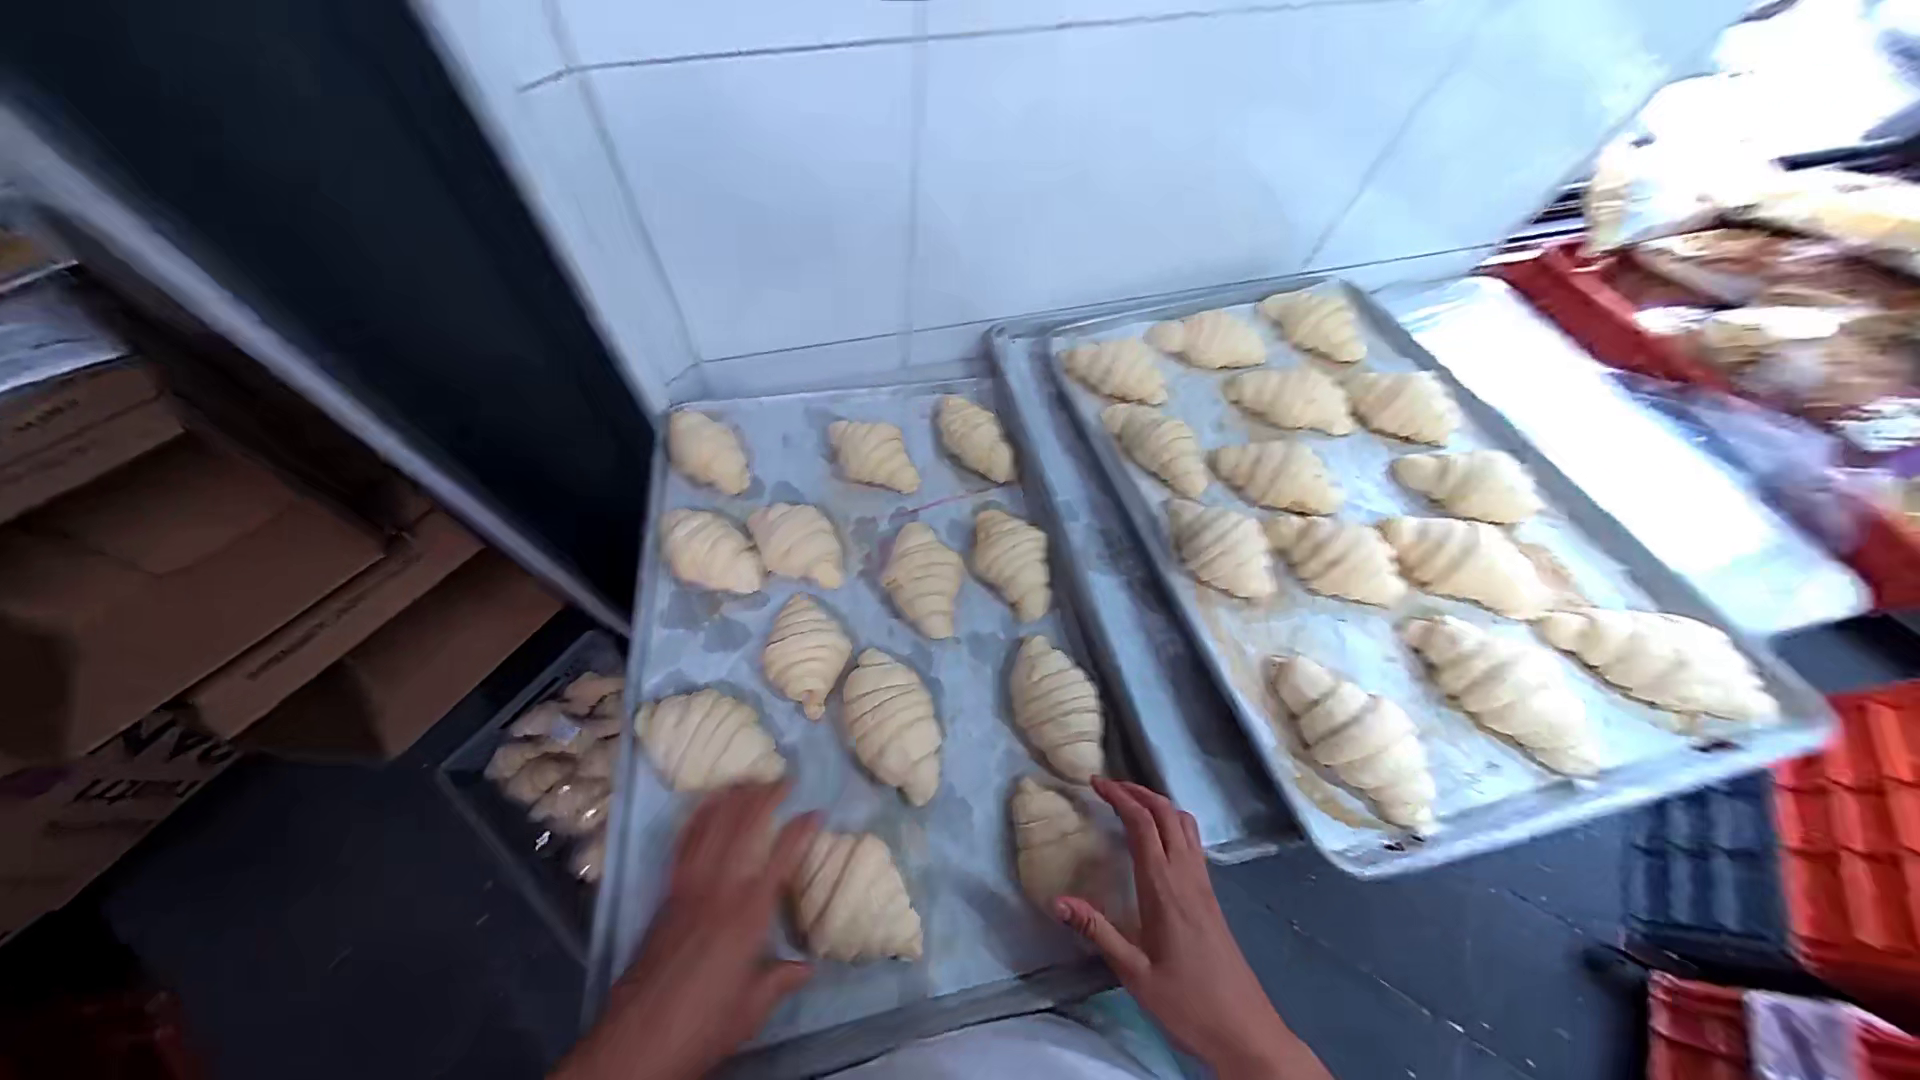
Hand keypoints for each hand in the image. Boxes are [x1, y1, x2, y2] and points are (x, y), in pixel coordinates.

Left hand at [552, 782, 817, 1079]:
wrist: (637, 1041)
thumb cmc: (703, 1024)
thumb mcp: (752, 1008)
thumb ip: (781, 980)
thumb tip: (807, 967)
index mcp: (750, 913)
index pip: (783, 855)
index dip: (802, 828)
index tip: (817, 811)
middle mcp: (721, 889)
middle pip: (745, 826)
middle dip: (766, 796)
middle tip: (785, 778)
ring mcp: (690, 887)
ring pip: (713, 827)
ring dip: (732, 798)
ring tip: (750, 778)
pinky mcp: (668, 894)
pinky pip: (684, 845)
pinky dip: (697, 819)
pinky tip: (707, 805)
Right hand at [1056, 778, 1330, 1079]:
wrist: (1247, 1032)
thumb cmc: (1188, 1004)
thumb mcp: (1134, 973)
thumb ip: (1097, 931)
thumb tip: (1057, 900)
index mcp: (1164, 888)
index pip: (1143, 824)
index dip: (1120, 796)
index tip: (1096, 782)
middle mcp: (1187, 876)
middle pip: (1166, 813)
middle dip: (1137, 791)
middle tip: (1108, 785)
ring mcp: (1203, 884)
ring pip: (1184, 823)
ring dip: (1157, 803)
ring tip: (1131, 802)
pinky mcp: (1211, 896)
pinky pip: (1192, 842)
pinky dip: (1171, 822)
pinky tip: (1158, 838)